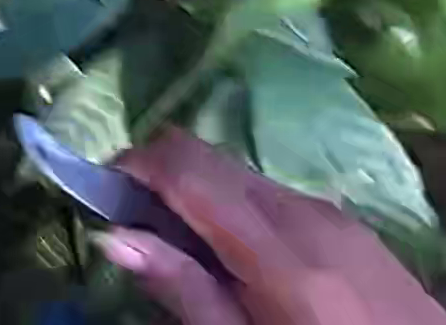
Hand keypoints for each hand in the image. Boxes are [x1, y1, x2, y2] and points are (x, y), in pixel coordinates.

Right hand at [97, 130, 445, 324]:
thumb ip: (185, 293)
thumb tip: (109, 235)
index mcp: (283, 256)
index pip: (184, 165)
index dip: (132, 164)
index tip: (104, 195)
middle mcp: (302, 212)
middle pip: (200, 152)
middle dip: (154, 171)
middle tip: (134, 221)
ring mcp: (327, 210)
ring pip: (227, 165)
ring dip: (190, 186)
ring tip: (184, 243)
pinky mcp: (342, 218)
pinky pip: (260, 187)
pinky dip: (226, 200)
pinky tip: (235, 252)